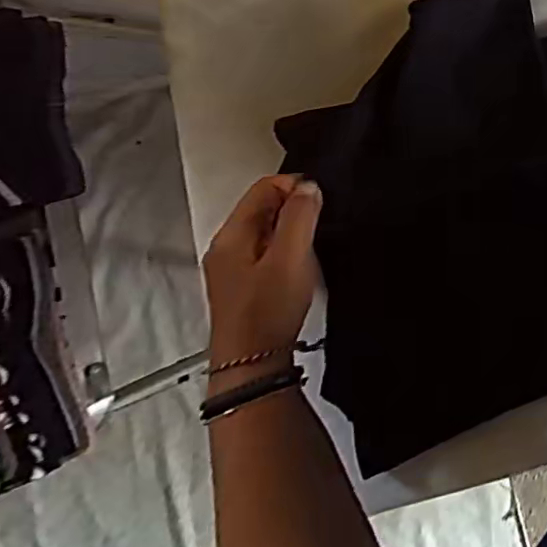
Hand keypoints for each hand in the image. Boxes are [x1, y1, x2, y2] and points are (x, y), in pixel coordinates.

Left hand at [202, 175, 322, 366]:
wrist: (254, 360)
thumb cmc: (269, 309)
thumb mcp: (291, 257)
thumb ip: (299, 217)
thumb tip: (308, 186)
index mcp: (232, 234)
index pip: (264, 186)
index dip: (296, 187)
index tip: (319, 206)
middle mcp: (227, 244)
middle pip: (265, 204)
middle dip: (295, 207)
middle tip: (318, 228)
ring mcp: (234, 263)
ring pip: (269, 226)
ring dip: (293, 228)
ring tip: (311, 246)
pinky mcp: (245, 279)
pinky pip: (269, 246)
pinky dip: (288, 246)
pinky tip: (300, 263)